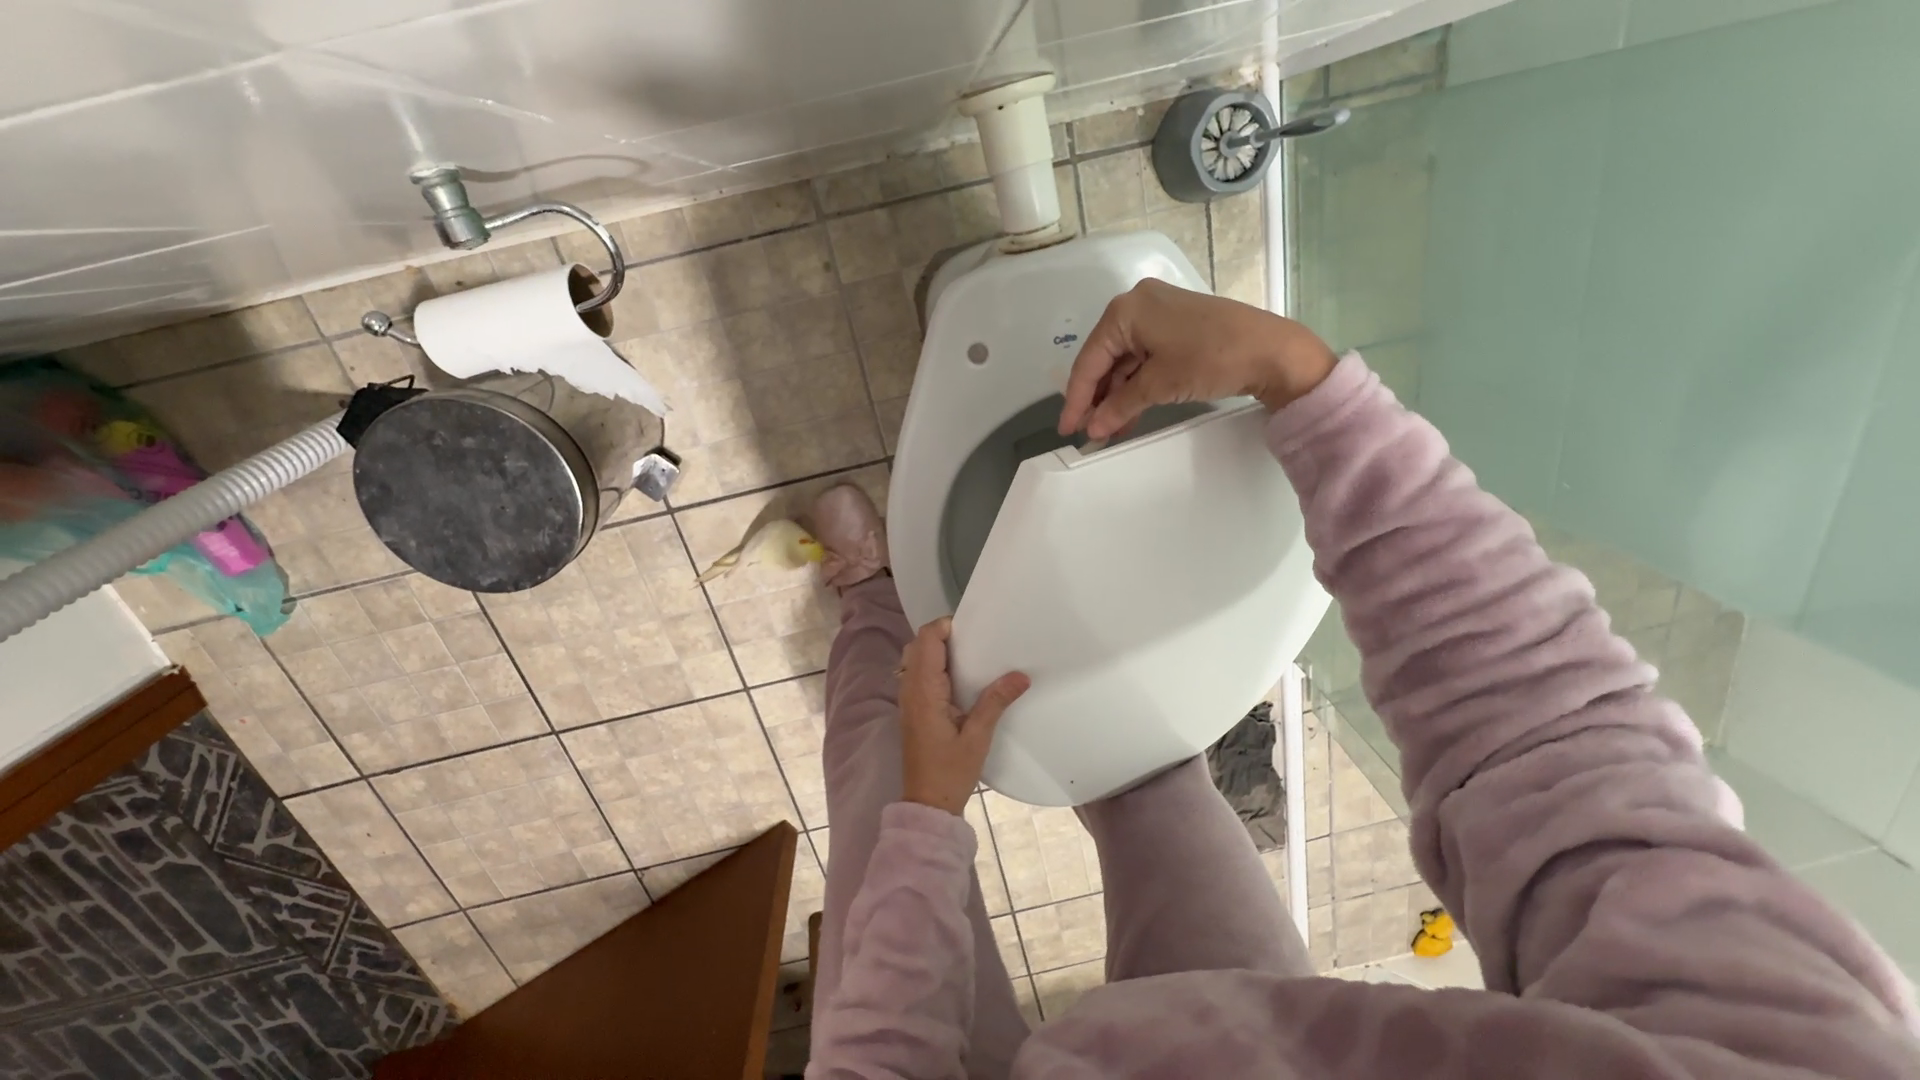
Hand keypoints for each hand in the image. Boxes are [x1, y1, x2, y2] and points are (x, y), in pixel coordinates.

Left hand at [900, 618, 1030, 815]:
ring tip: (970, 657)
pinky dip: (934, 666)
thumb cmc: (950, 771)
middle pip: (918, 645)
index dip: (945, 627)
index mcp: (924, 691)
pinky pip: (918, 675)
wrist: (927, 803)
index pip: (926, 640)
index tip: (973, 630)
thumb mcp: (978, 737)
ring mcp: (908, 700)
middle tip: (975, 642)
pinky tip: (960, 679)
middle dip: (943, 636)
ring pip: (915, 659)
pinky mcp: (912, 710)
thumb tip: (1020, 675)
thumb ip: (995, 702)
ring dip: (937, 651)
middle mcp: (910, 690)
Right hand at [1057, 278, 1340, 439]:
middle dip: (1096, 398)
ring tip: (1108, 431)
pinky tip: (1128, 415)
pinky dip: (1136, 387)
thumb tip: (1093, 428)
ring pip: (1125, 362)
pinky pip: (1145, 359)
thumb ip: (1120, 406)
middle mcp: (1138, 304)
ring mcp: (1159, 314)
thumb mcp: (1160, 385)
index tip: (1067, 429)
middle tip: (1087, 432)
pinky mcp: (1177, 327)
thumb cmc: (1211, 358)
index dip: (1076, 399)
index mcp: (1126, 310)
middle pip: (1104, 359)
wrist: (1273, 350)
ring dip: (1116, 397)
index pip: (1089, 360)